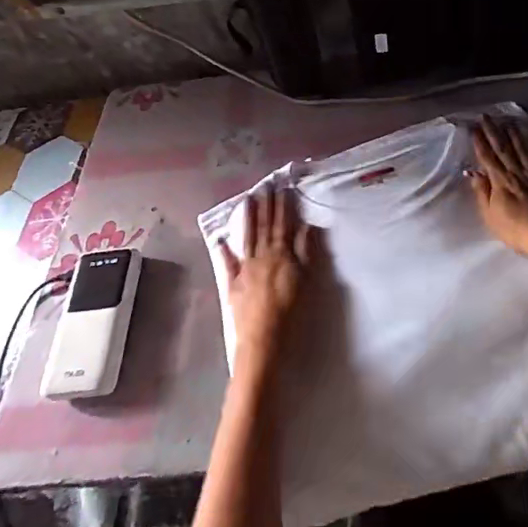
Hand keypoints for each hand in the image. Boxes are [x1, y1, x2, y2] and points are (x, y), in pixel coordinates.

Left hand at [218, 186, 316, 370]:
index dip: (282, 205)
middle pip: (264, 227)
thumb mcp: (306, 281)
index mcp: (280, 255)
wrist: (263, 340)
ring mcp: (245, 270)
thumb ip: (306, 252)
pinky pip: (228, 264)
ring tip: (247, 200)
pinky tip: (220, 239)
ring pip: (247, 238)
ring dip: (248, 218)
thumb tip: (307, 226)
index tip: (281, 187)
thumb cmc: (291, 313)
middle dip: (265, 205)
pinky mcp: (233, 285)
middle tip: (264, 185)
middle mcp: (261, 257)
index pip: (282, 224)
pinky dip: (225, 251)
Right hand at [469, 116, 527, 262]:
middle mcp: (518, 172)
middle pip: (503, 149)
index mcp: (501, 181)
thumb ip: (483, 193)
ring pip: (523, 149)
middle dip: (494, 132)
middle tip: (487, 116)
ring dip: (515, 135)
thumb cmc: (518, 231)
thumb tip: (474, 172)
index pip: (487, 157)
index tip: (474, 127)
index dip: (480, 142)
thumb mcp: (491, 217)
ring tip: (509, 122)